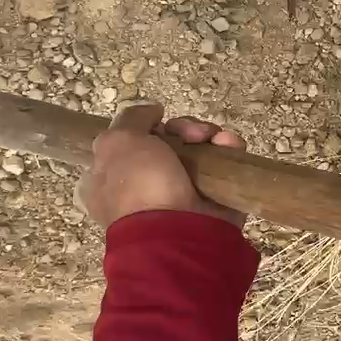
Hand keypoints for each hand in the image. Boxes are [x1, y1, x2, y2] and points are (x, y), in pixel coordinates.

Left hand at [77, 101, 246, 228]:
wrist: (179, 230)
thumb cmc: (140, 187)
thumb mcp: (117, 144)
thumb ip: (131, 119)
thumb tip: (153, 110)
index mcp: (111, 177)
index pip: (133, 141)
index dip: (150, 128)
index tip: (158, 125)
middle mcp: (145, 182)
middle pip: (171, 140)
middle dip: (185, 129)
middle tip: (192, 134)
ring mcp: (182, 188)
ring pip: (200, 147)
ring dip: (210, 134)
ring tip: (215, 139)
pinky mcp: (215, 192)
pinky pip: (224, 160)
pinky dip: (229, 148)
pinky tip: (229, 145)